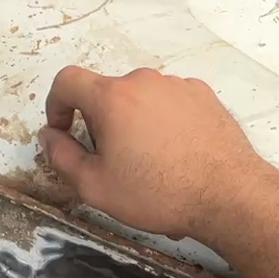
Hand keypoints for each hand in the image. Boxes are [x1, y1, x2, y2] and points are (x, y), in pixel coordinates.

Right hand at [39, 66, 273, 242]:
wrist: (229, 196)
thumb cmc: (156, 193)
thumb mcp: (94, 186)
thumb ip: (61, 156)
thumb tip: (49, 135)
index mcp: (112, 97)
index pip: (67, 81)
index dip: (56, 105)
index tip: (64, 133)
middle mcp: (144, 81)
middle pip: (106, 93)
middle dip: (98, 122)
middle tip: (110, 161)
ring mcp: (178, 85)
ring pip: (139, 99)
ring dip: (132, 123)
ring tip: (148, 163)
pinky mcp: (204, 96)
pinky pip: (168, 103)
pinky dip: (161, 122)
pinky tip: (174, 155)